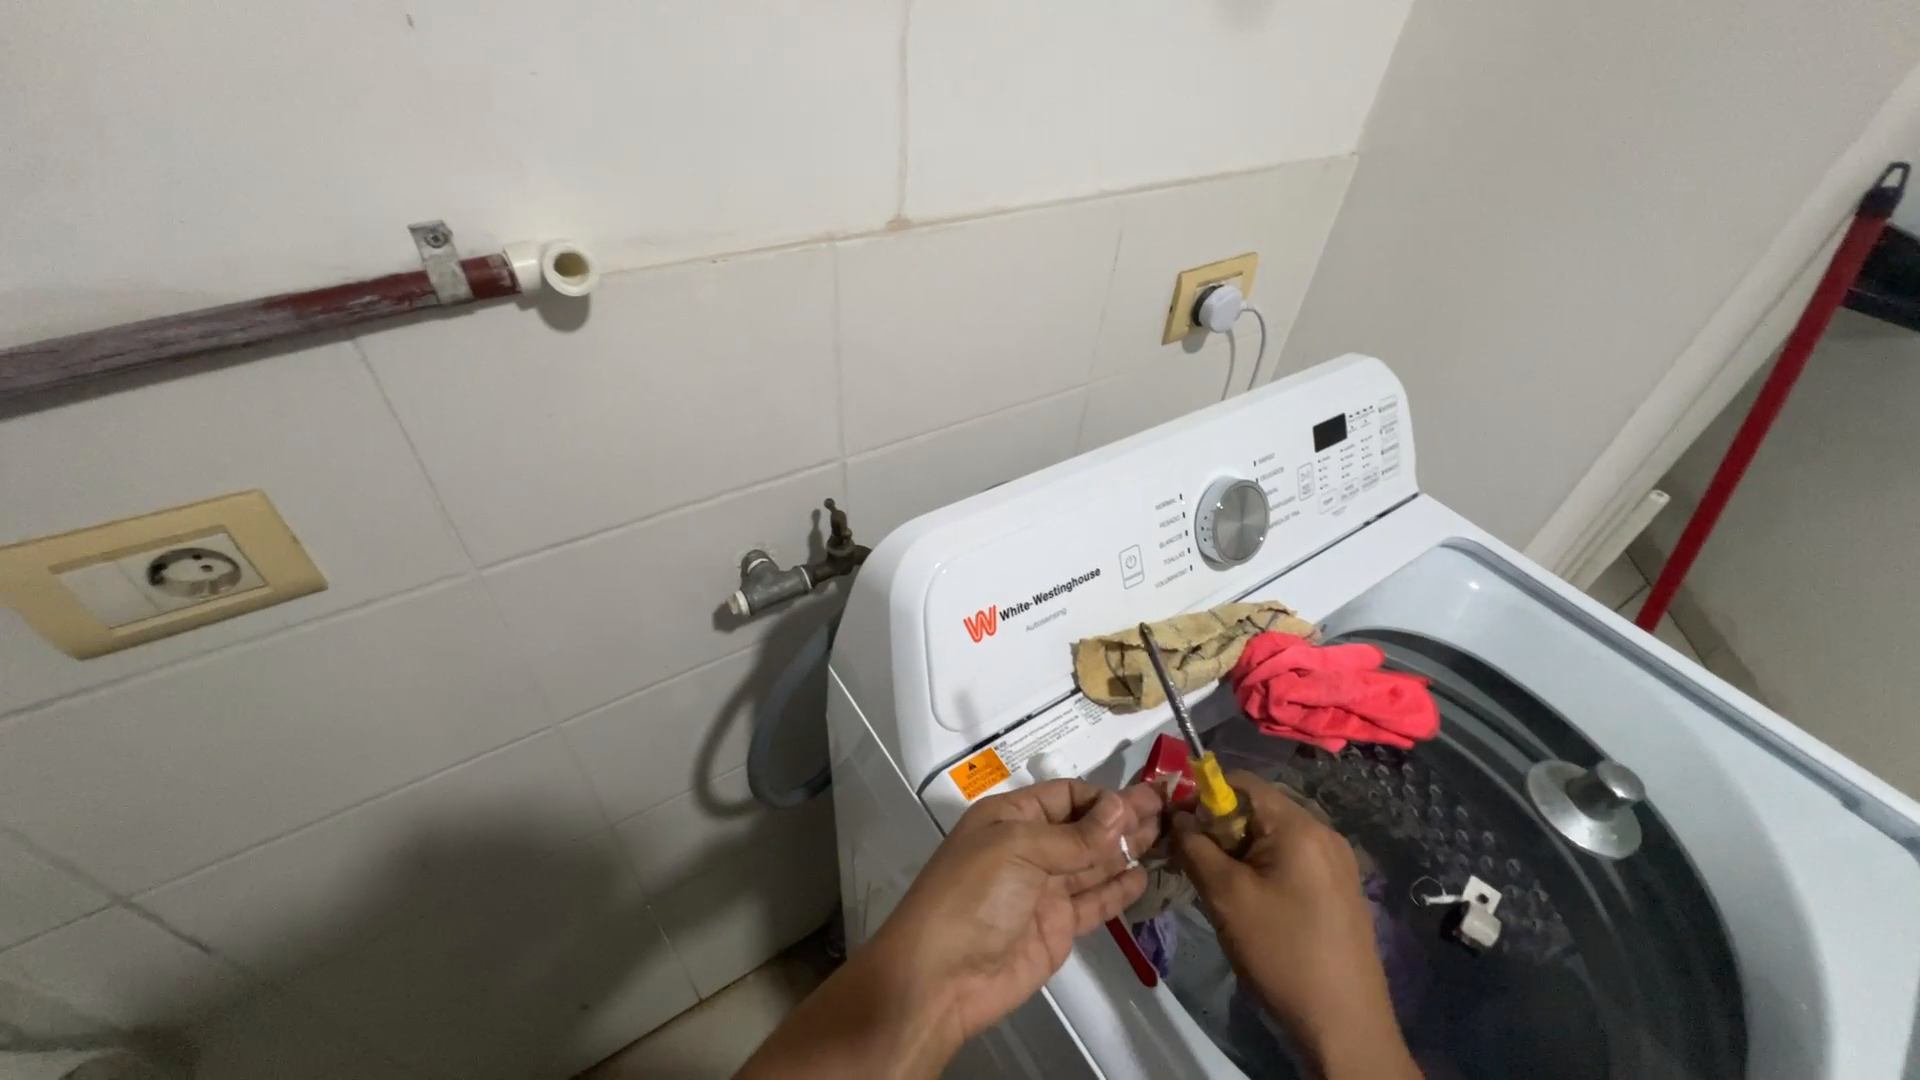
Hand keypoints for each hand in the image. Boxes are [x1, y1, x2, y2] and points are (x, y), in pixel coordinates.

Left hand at [876, 778, 1165, 1042]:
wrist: (942, 977)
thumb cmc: (971, 896)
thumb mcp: (1017, 849)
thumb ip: (1073, 835)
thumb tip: (1119, 807)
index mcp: (1010, 817)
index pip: (1066, 796)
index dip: (1102, 797)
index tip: (1141, 797)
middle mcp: (1029, 847)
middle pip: (1084, 826)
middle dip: (1123, 816)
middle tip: (1167, 805)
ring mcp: (1044, 888)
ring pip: (1094, 861)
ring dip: (1127, 847)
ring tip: (1166, 832)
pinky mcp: (1057, 926)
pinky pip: (1094, 900)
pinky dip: (1118, 888)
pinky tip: (1142, 874)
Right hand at [1171, 771, 1418, 1078]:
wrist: (1346, 1029)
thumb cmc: (1281, 953)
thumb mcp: (1225, 896)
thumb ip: (1194, 845)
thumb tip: (1178, 815)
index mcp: (1300, 826)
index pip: (1241, 783)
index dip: (1202, 796)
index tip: (1176, 826)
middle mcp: (1324, 834)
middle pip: (1257, 808)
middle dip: (1218, 827)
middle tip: (1192, 860)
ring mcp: (1337, 863)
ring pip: (1271, 836)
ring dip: (1237, 850)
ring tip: (1217, 886)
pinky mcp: (1339, 891)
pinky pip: (1290, 860)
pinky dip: (1261, 867)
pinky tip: (1249, 903)